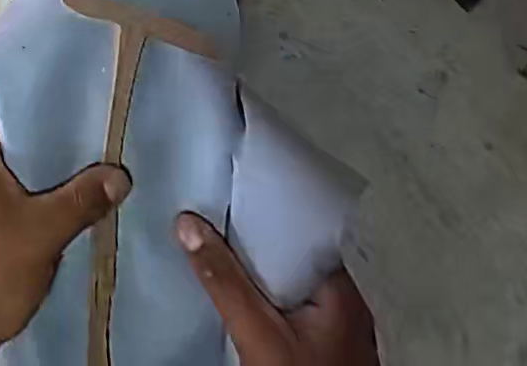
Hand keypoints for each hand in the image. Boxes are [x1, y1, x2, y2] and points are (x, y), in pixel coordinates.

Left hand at [0, 94, 130, 364]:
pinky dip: (46, 171)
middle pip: (14, 120)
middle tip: (93, 98)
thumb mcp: (42, 231)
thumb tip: (123, 173)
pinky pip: (22, 175)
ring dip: (51, 145)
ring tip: (94, 132)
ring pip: (20, 150)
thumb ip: (81, 199)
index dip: (29, 76)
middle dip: (50, 111)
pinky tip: (78, 177)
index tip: (67, 67)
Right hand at [176, 212, 378, 365]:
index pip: (297, 226)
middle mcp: (341, 300)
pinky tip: (229, 278)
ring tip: (210, 230)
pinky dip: (255, 285)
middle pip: (288, 249)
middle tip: (207, 201)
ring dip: (248, 258)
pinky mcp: (315, 345)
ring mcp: (330, 327)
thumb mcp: (260, 337)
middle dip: (248, 228)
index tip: (225, 179)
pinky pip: (280, 298)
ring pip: (282, 275)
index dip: (260, 202)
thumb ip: (225, 281)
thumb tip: (185, 221)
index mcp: (340, 289)